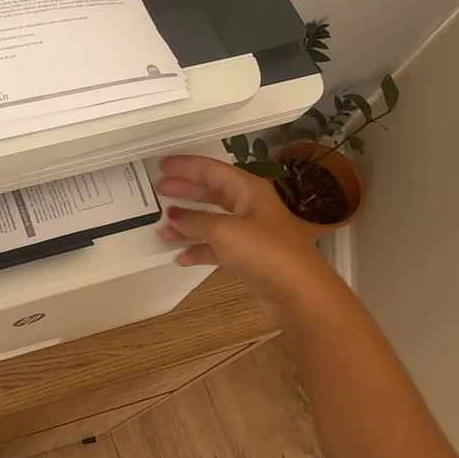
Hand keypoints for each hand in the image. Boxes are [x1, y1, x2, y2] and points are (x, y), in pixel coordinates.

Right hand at [154, 155, 326, 325]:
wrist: (299, 292)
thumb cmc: (266, 251)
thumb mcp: (225, 230)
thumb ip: (195, 221)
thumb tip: (174, 218)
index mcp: (249, 190)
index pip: (212, 170)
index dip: (186, 167)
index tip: (162, 165)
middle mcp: (250, 207)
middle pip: (211, 193)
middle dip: (185, 191)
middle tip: (159, 190)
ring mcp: (249, 233)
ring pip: (211, 222)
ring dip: (187, 225)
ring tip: (163, 229)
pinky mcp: (247, 257)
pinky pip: (216, 247)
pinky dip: (199, 250)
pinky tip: (182, 257)